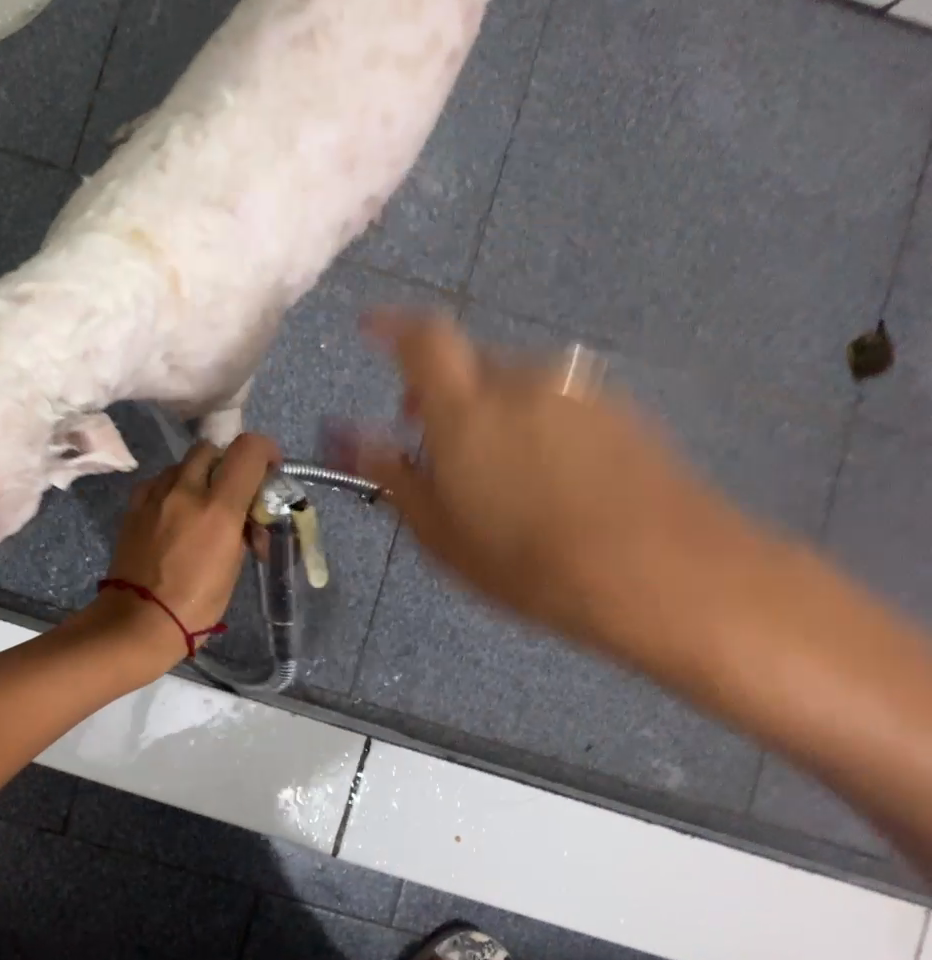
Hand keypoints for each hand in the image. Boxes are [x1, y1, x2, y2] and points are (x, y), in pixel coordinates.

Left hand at [85, 434, 282, 656]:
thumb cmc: (196, 603)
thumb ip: (242, 529)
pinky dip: (170, 490)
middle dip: (226, 464)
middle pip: (210, 449)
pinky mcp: (132, 508)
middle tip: (232, 493)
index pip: (247, 450)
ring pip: (180, 465)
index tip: (268, 472)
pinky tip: (172, 515)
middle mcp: (184, 491)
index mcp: (218, 507)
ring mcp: (153, 497)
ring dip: (196, 477)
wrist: (139, 620)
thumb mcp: (233, 566)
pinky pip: (156, 483)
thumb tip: (244, 518)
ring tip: (200, 508)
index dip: (264, 452)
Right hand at [352, 308, 742, 649]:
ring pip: (516, 386)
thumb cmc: (526, 561)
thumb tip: (349, 434)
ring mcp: (582, 396)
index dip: (390, 326)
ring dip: (489, 411)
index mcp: (466, 409)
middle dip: (440, 391)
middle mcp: (525, 384)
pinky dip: (534, 425)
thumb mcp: (436, 531)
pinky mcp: (625, 416)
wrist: (667, 576)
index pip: (423, 340)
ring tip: (487, 470)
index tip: (367, 328)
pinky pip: (558, 405)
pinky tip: (541, 480)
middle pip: (470, 364)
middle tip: (426, 438)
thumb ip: (391, 473)